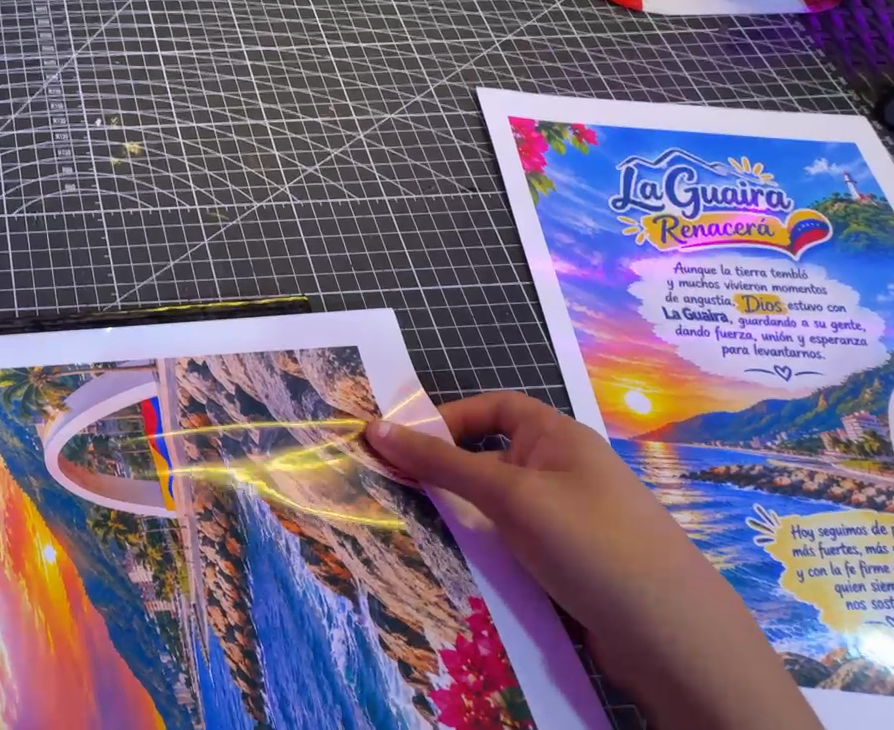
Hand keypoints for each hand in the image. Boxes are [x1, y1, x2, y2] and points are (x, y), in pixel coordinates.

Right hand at [365, 392, 818, 729]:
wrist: (679, 645)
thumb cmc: (591, 545)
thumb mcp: (507, 495)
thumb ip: (439, 461)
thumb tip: (371, 427)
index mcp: (560, 438)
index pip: (493, 406)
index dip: (447, 417)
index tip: (406, 443)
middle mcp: (565, 469)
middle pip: (489, 451)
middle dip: (444, 464)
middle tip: (398, 481)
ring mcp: (569, 515)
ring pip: (496, 497)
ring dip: (460, 505)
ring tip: (422, 519)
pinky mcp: (569, 557)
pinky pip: (511, 533)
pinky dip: (483, 537)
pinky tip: (463, 554)